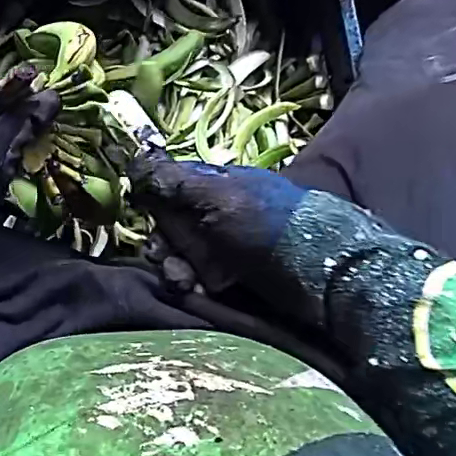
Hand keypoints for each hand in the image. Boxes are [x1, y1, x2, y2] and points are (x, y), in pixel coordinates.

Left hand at [0, 65, 60, 224]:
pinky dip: (0, 155)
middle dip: (17, 115)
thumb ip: (26, 118)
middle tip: (40, 123)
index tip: (40, 98)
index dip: (17, 87)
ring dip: (11, 137)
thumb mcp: (1, 142)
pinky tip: (13, 165)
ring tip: (31, 144)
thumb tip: (53, 95)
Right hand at [126, 148, 305, 293]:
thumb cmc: (267, 224)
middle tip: (166, 259)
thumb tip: (133, 164)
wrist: (322, 275)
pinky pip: (197, 281)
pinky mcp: (231, 280)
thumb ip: (174, 181)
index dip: (152, 205)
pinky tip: (199, 292)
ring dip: (174, 270)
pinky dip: (192, 287)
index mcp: (215, 188)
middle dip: (161, 245)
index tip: (145, 219)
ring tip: (186, 282)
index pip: (168, 190)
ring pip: (179, 258)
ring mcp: (224, 250)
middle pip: (169, 228)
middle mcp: (215, 216)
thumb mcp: (218, 195)